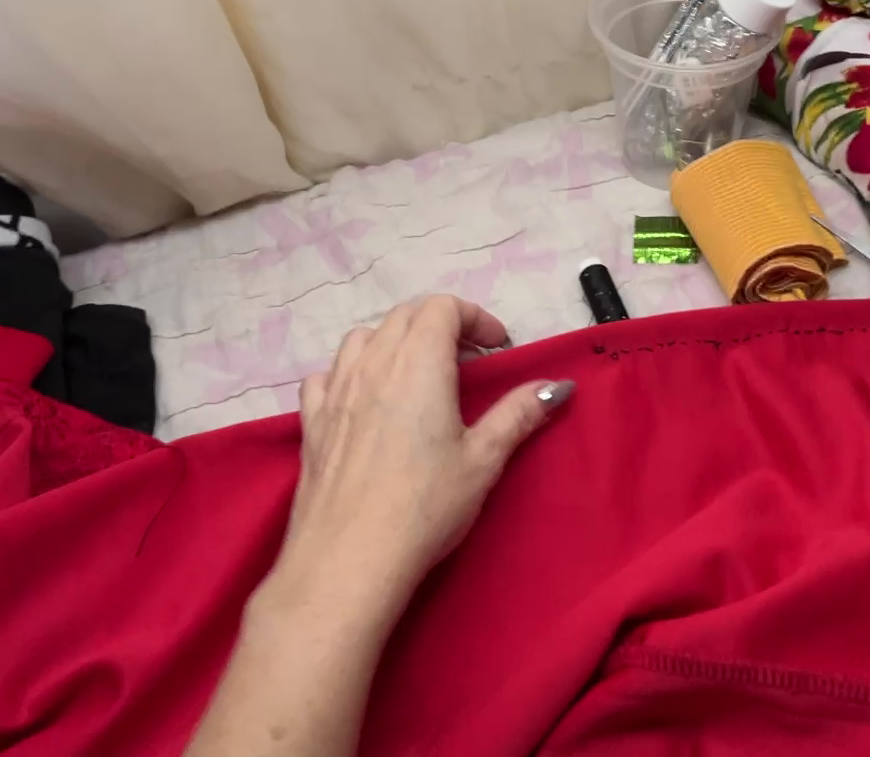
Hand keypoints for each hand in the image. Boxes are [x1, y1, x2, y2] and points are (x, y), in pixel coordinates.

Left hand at [274, 295, 572, 600]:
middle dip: (441, 324)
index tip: (496, 348)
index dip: (474, 317)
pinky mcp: (311, 422)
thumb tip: (558, 386)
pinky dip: (352, 370)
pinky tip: (364, 397)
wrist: (347, 562)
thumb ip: (519, 413)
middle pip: (405, 315)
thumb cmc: (425, 506)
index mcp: (419, 364)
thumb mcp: (483, 458)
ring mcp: (335, 391)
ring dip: (396, 340)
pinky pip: (327, 374)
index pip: (442, 307)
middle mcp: (374, 365)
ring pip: (363, 337)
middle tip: (468, 360)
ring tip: (418, 372)